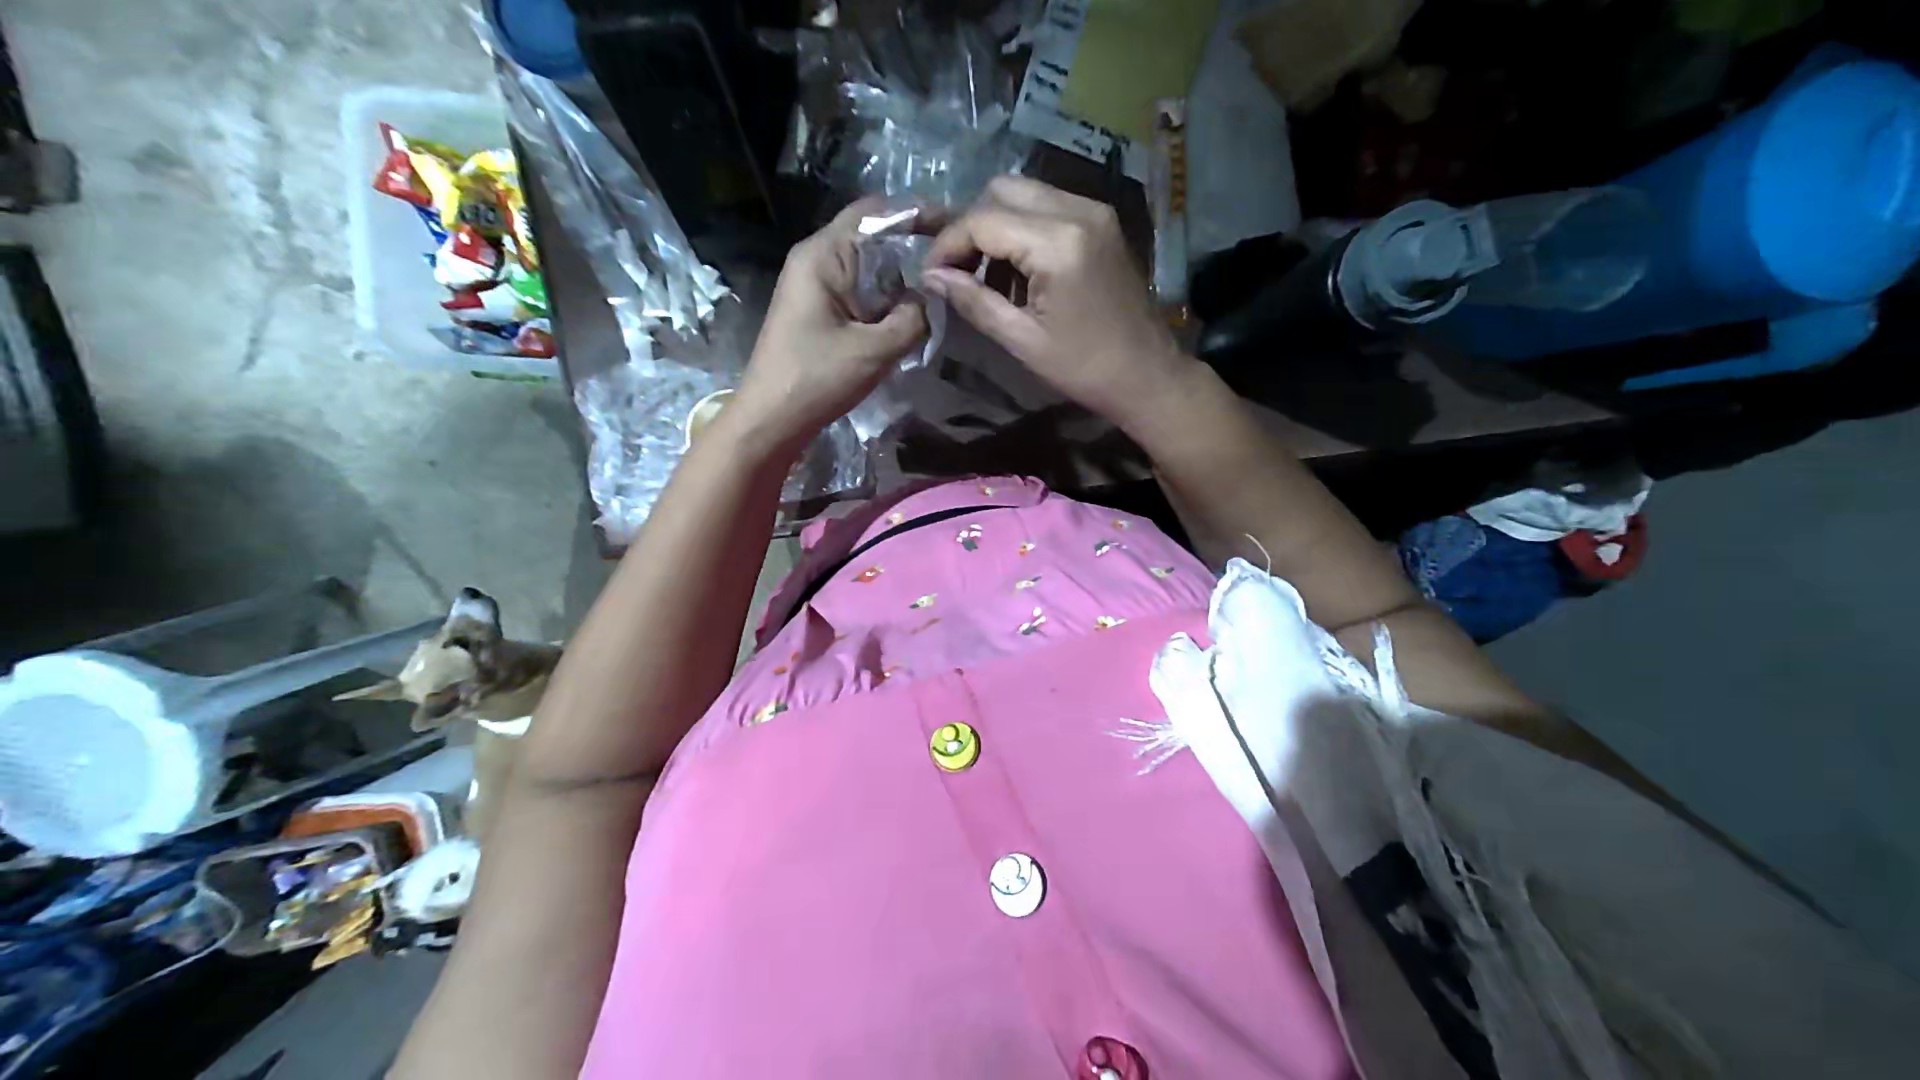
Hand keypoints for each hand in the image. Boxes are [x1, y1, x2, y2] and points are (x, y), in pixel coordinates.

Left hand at [731, 199, 928, 449]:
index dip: (917, 214)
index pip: (876, 212)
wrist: (771, 420)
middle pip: (873, 238)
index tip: (954, 230)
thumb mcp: (875, 349)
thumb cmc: (816, 379)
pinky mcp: (817, 311)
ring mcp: (813, 286)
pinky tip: (906, 318)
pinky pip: (858, 292)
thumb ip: (913, 318)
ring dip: (899, 280)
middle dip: (912, 250)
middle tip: (951, 270)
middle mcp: (815, 260)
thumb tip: (928, 301)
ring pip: (868, 268)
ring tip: (936, 295)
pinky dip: (884, 300)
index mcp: (823, 255)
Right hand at [921, 176, 1196, 431]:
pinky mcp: (1102, 222)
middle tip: (957, 271)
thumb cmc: (1083, 367)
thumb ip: (973, 300)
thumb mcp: (1021, 339)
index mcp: (1057, 242)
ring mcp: (1094, 212)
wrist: (1147, 374)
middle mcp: (1077, 210)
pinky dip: (1022, 230)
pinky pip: (1048, 207)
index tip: (931, 275)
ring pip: (1024, 194)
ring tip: (987, 277)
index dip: (948, 245)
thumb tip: (931, 277)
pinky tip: (1018, 272)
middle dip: (971, 227)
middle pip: (1002, 191)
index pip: (982, 220)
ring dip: (996, 227)